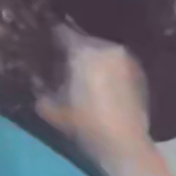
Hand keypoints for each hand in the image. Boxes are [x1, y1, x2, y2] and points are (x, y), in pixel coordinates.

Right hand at [37, 26, 151, 159]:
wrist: (125, 144)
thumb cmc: (84, 124)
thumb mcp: (49, 108)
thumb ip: (38, 86)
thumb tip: (35, 76)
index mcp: (83, 51)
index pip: (61, 30)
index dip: (49, 36)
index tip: (41, 44)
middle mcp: (106, 47)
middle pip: (82, 38)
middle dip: (71, 49)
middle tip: (60, 63)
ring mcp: (126, 57)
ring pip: (100, 49)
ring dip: (90, 57)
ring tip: (81, 75)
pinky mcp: (139, 70)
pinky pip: (115, 60)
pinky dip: (106, 67)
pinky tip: (100, 85)